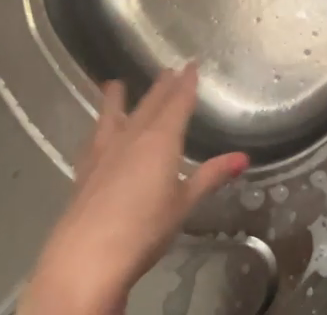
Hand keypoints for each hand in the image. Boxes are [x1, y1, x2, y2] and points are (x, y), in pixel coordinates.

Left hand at [24, 64, 249, 314]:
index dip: (187, 83)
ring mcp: (103, 155)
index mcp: (161, 140)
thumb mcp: (184, 204)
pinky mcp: (83, 175)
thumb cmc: (143, 230)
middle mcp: (132, 139)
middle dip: (161, 87)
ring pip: (114, 117)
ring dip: (117, 100)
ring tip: (115, 84)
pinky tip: (95, 134)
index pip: (178, 103)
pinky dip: (98, 130)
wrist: (84, 262)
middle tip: (168, 69)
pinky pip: (94, 141)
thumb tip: (243, 157)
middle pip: (149, 105)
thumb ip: (211, 176)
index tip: (192, 64)